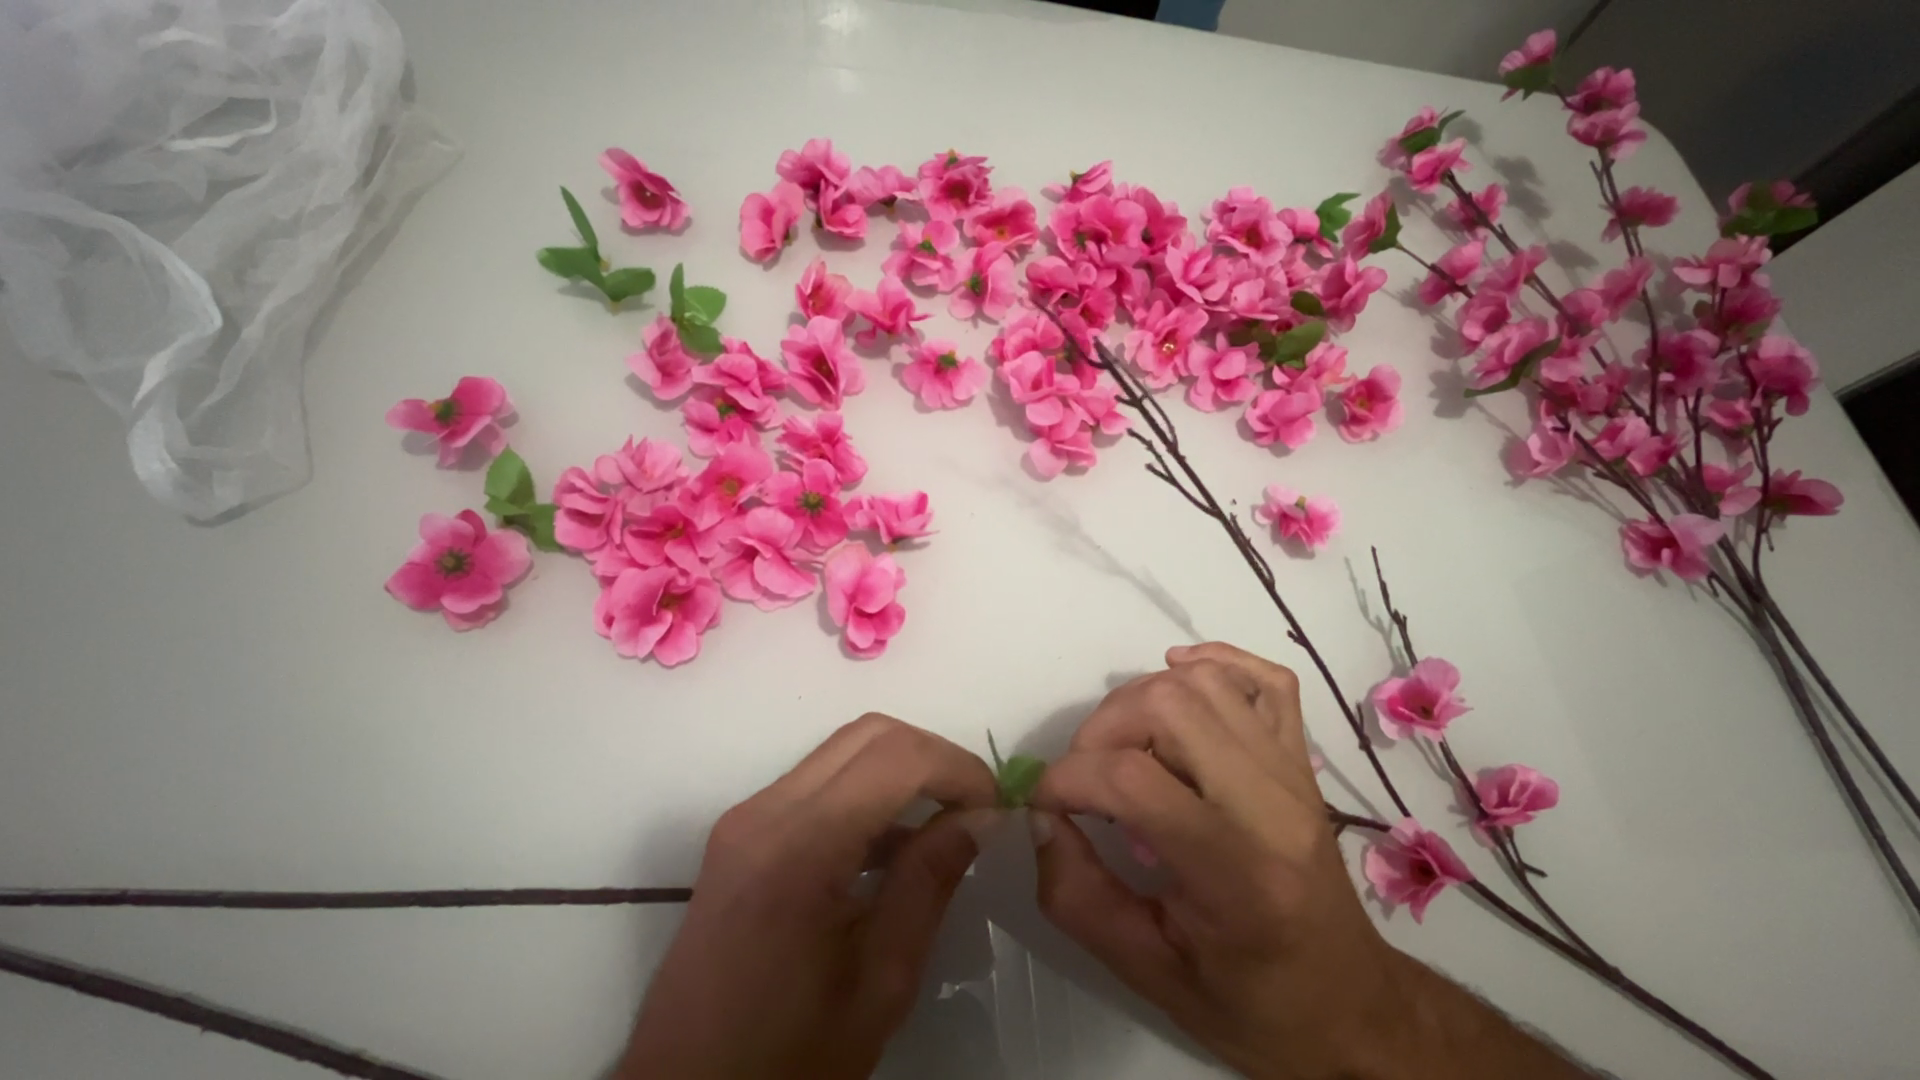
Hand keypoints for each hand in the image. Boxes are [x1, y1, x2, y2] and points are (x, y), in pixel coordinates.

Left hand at [618, 714, 996, 1079]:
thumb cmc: (790, 1054)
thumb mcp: (882, 979)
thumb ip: (929, 882)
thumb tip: (981, 816)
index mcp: (800, 848)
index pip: (895, 757)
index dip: (958, 768)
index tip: (996, 808)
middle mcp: (765, 812)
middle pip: (867, 734)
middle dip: (934, 757)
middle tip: (974, 809)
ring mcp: (746, 818)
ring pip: (841, 751)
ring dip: (901, 770)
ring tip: (945, 824)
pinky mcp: (740, 833)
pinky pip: (817, 783)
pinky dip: (866, 792)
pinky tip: (893, 846)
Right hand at [1029, 642, 1586, 1079]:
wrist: (1351, 1009)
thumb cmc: (1250, 1004)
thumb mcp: (1148, 974)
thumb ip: (1079, 899)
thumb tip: (1042, 821)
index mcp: (1237, 875)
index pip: (1133, 780)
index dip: (1067, 780)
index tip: (1045, 807)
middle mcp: (1273, 807)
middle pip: (1169, 707)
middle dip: (1101, 730)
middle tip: (1084, 779)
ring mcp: (1294, 775)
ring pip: (1206, 683)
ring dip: (1141, 699)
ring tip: (1121, 748)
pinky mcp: (1302, 762)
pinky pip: (1266, 680)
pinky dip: (1213, 662)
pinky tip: (1175, 678)